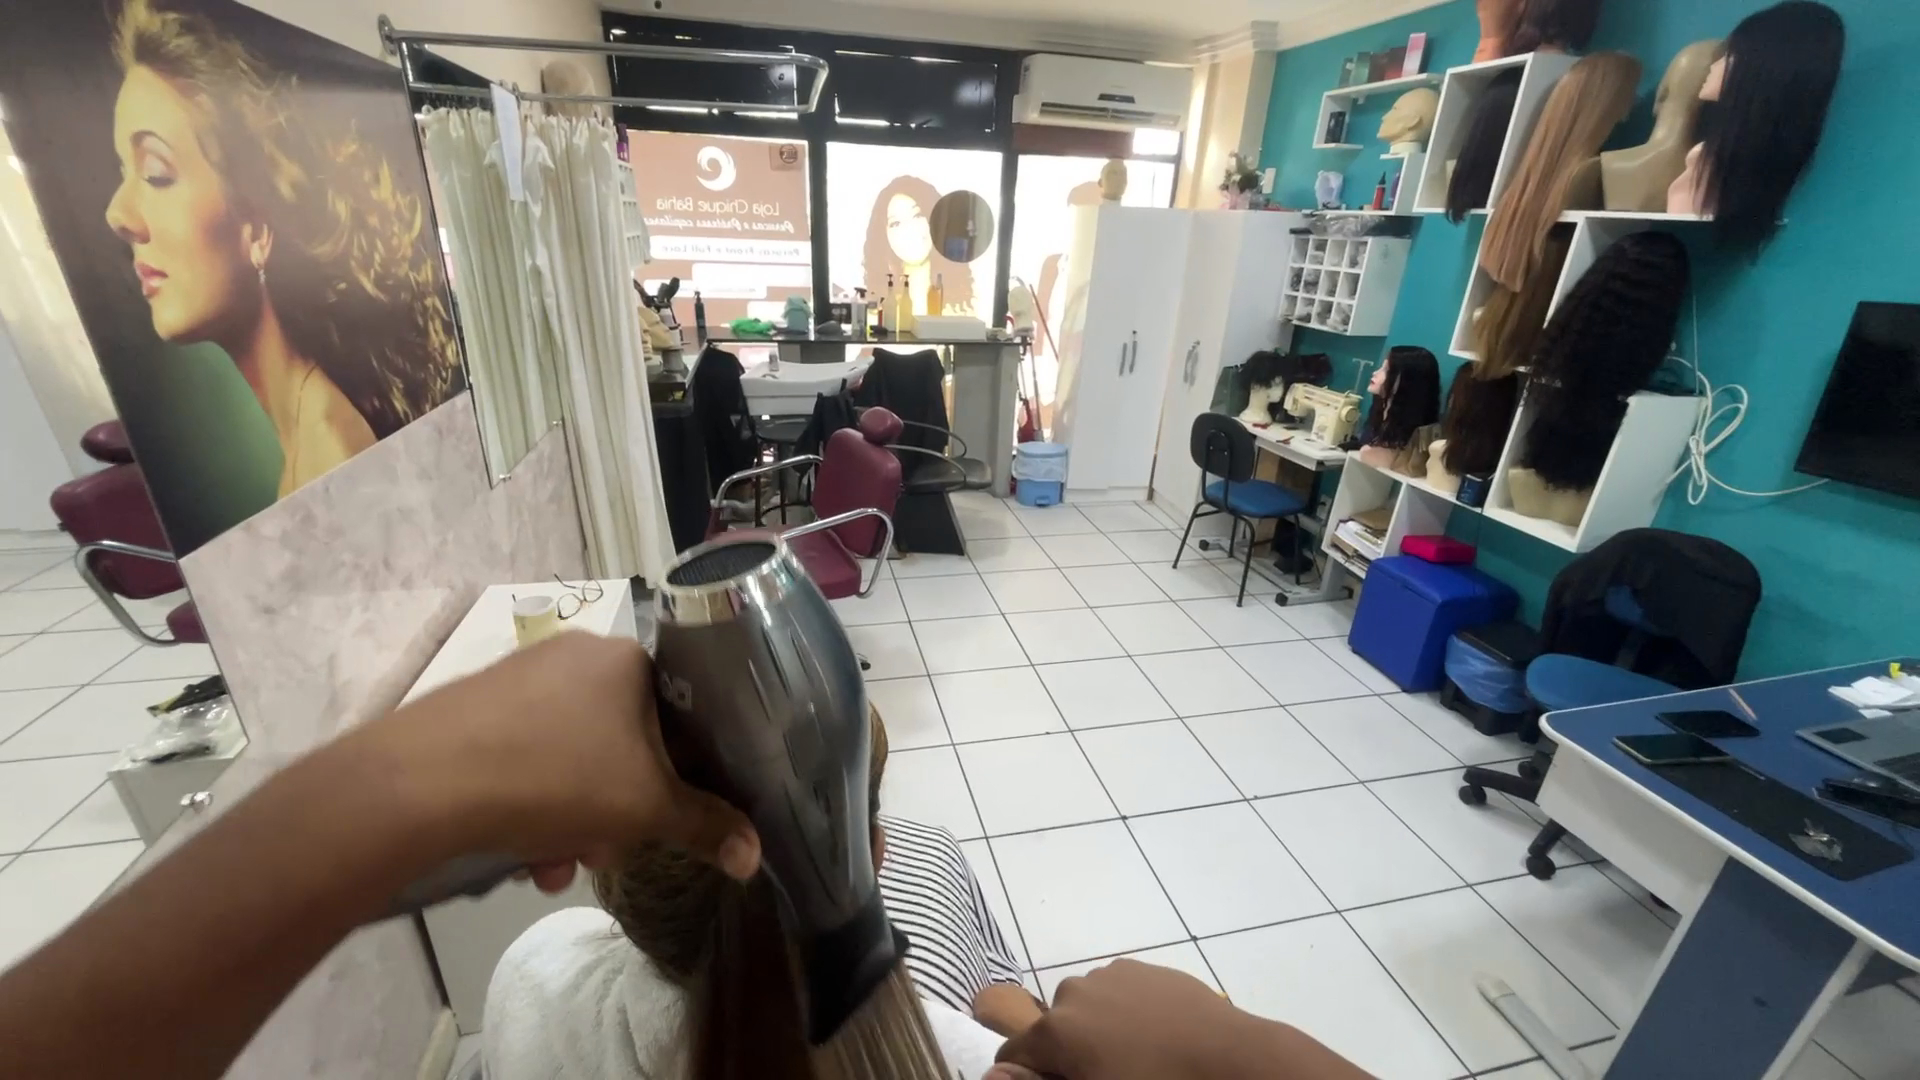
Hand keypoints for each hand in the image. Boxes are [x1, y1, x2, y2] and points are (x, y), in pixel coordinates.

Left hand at [335, 632, 761, 886]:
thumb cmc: (554, 778)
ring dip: (574, 811)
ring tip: (551, 864)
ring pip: (573, 749)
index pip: (679, 706)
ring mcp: (520, 673)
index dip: (679, 764)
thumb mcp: (644, 809)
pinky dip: (531, 797)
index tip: (661, 807)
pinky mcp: (473, 701)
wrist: (412, 788)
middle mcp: (577, 652)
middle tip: (603, 847)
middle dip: (618, 802)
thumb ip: (705, 827)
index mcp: (627, 657)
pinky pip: (526, 749)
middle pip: (624, 735)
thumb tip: (757, 858)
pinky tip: (517, 850)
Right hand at [987, 961, 1254, 1079]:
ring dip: (1096, 1031)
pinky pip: (1118, 993)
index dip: (1025, 1077)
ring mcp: (1111, 976)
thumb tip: (990, 1076)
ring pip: (1087, 1008)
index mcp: (1058, 1031)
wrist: (1233, 1063)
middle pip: (1053, 1028)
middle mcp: (1075, 993)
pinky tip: (1155, 1039)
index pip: (1013, 1054)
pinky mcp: (1144, 968)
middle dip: (1067, 1054)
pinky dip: (1124, 1014)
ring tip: (1134, 1062)